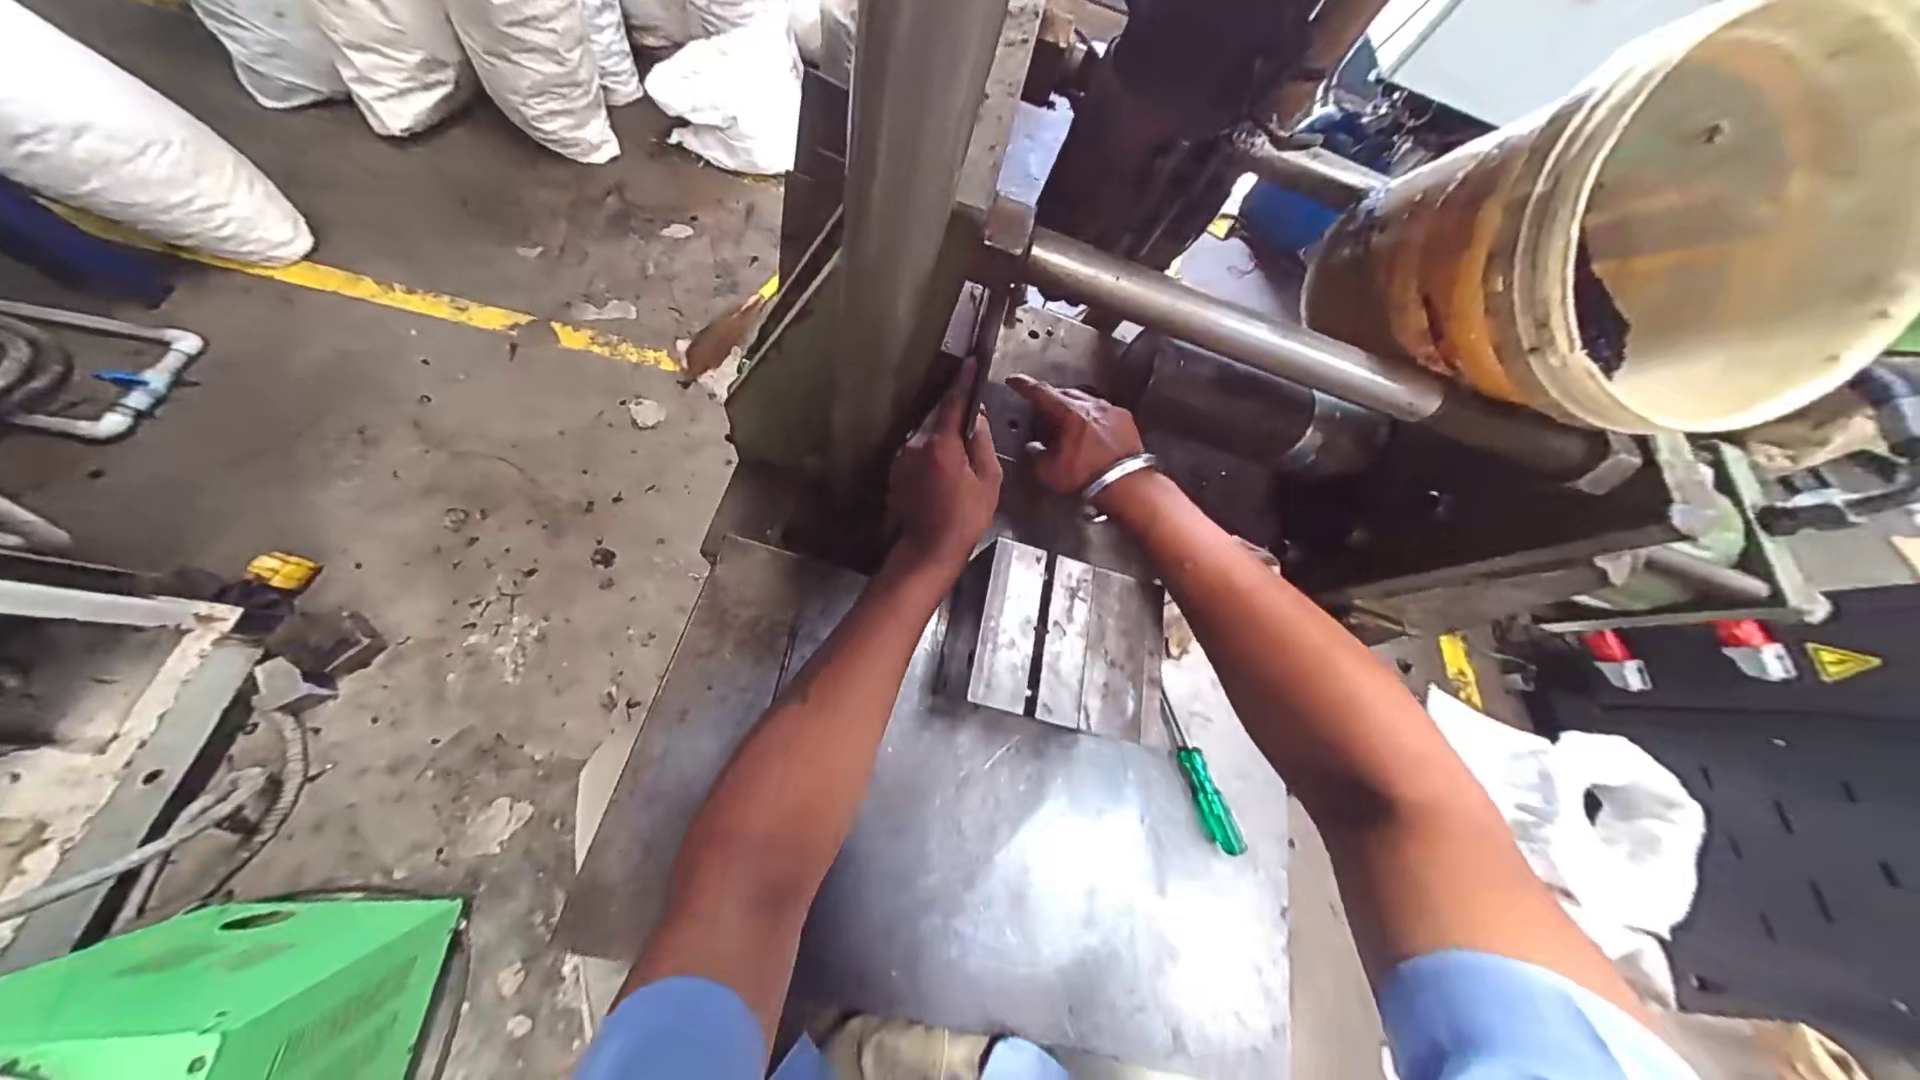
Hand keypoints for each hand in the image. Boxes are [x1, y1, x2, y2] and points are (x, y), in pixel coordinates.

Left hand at [887, 364, 1002, 571]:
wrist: (927, 549)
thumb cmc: (964, 519)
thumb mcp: (988, 481)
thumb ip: (982, 442)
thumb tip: (977, 417)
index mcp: (941, 444)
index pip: (953, 402)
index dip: (964, 381)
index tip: (970, 363)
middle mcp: (915, 445)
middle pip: (940, 421)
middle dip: (957, 425)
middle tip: (974, 444)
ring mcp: (902, 458)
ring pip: (928, 438)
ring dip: (944, 444)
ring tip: (959, 472)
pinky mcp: (895, 471)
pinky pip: (918, 454)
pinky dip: (932, 458)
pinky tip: (943, 481)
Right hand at [1006, 374, 1145, 496]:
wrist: (1127, 484)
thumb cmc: (1088, 477)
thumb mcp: (1050, 471)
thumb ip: (1036, 454)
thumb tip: (1033, 448)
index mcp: (1069, 413)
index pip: (1041, 392)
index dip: (1024, 385)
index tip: (1014, 380)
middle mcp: (1091, 405)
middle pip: (1064, 393)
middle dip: (1050, 400)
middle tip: (1042, 410)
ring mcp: (1110, 410)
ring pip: (1085, 400)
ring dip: (1072, 408)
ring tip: (1066, 423)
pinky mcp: (1125, 419)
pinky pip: (1103, 410)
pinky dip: (1092, 417)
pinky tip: (1089, 430)